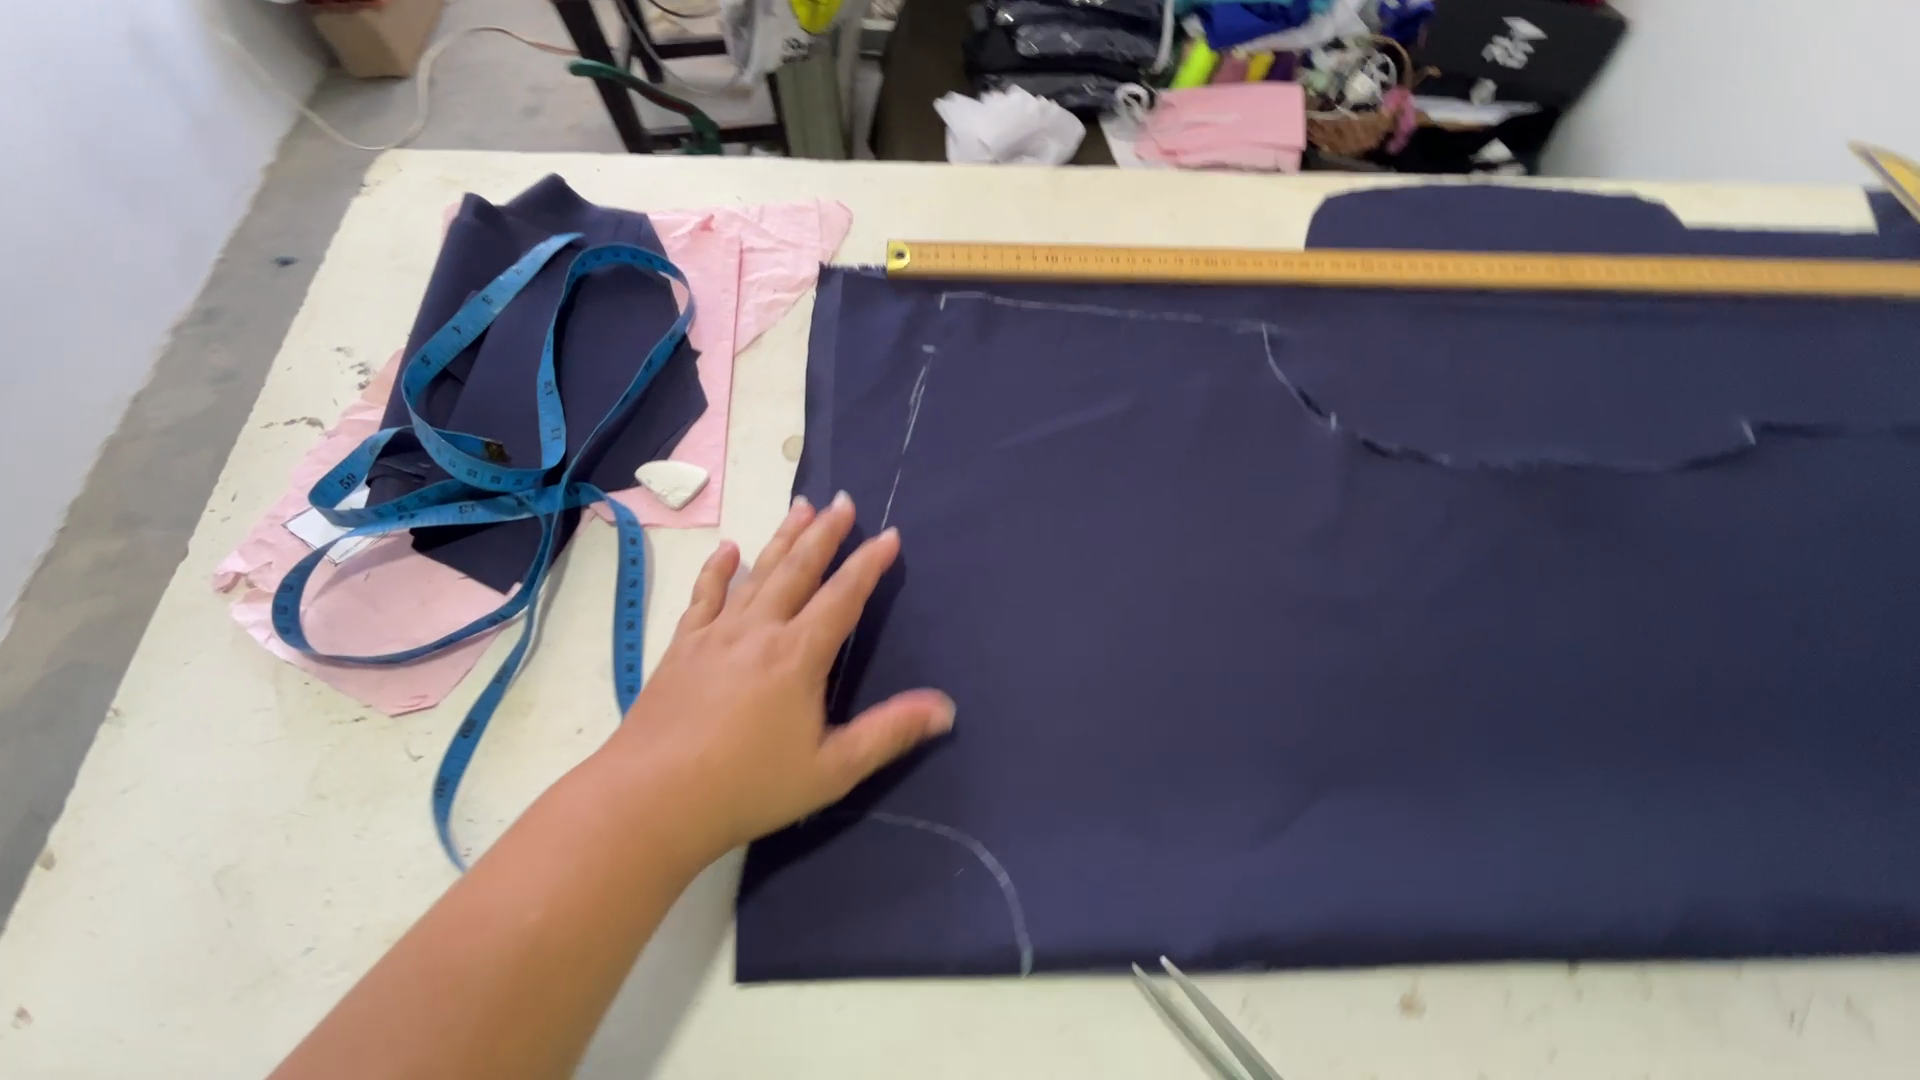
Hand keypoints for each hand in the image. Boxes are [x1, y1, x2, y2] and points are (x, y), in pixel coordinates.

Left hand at [606, 492, 954, 865]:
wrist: (651, 799)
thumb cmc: (748, 786)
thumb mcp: (831, 769)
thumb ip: (889, 733)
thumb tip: (946, 708)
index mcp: (798, 655)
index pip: (843, 597)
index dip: (868, 564)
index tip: (888, 535)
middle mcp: (759, 630)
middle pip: (799, 570)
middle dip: (825, 533)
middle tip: (843, 501)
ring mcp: (716, 633)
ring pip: (757, 572)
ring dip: (782, 538)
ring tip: (800, 507)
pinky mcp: (682, 646)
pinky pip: (704, 595)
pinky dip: (718, 569)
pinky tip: (727, 550)